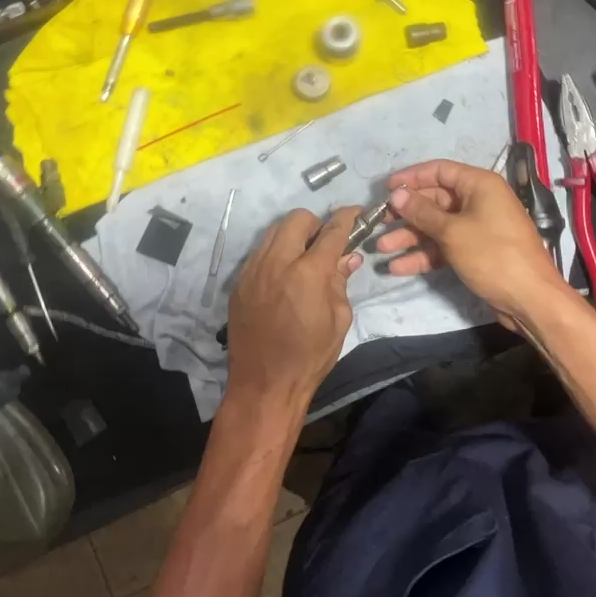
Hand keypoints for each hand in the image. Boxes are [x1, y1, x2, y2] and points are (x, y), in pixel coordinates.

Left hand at [225, 207, 362, 405]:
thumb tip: (348, 256)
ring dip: (293, 236)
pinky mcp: (240, 282)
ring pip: (274, 231)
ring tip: (304, 257)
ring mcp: (254, 270)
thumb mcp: (339, 320)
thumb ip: (341, 282)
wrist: (264, 384)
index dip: (347, 217)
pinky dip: (276, 253)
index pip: (332, 231)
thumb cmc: (310, 356)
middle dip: (316, 224)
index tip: (356, 212)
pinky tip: (284, 275)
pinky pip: (259, 253)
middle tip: (326, 242)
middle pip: (297, 219)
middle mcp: (277, 262)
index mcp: (308, 272)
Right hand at [376, 159, 566, 328]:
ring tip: (380, 249)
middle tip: (377, 223)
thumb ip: (422, 212)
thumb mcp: (453, 231)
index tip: (385, 189)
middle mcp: (479, 201)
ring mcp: (477, 228)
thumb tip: (397, 194)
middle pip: (435, 200)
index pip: (440, 170)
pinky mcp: (475, 252)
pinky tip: (399, 267)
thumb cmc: (492, 255)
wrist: (530, 299)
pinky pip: (445, 247)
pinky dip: (424, 255)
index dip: (411, 177)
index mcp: (479, 185)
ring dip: (410, 237)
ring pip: (437, 226)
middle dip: (406, 213)